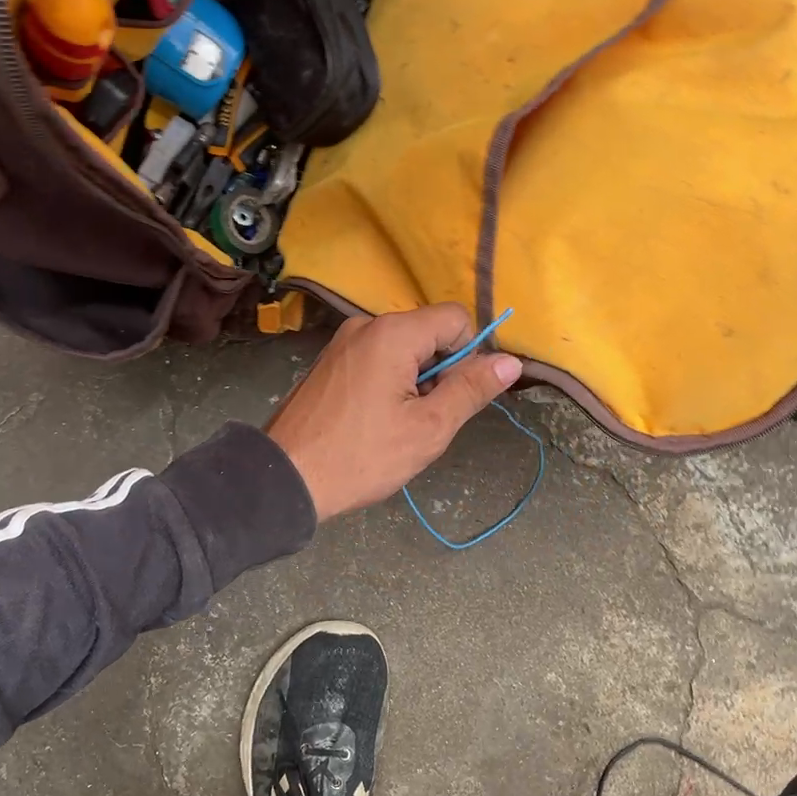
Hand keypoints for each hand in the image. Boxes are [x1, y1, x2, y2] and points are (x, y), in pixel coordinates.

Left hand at [267, 304, 522, 521]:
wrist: (285, 477)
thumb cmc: (362, 456)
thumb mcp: (428, 429)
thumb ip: (471, 390)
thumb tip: (511, 363)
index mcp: (392, 333)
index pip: (455, 318)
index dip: (469, 355)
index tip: (456, 397)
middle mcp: (365, 325)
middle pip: (428, 333)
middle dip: (439, 372)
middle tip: (424, 419)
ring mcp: (342, 343)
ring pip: (402, 349)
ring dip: (414, 382)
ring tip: (396, 425)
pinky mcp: (329, 362)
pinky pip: (376, 359)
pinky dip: (388, 383)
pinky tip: (374, 421)